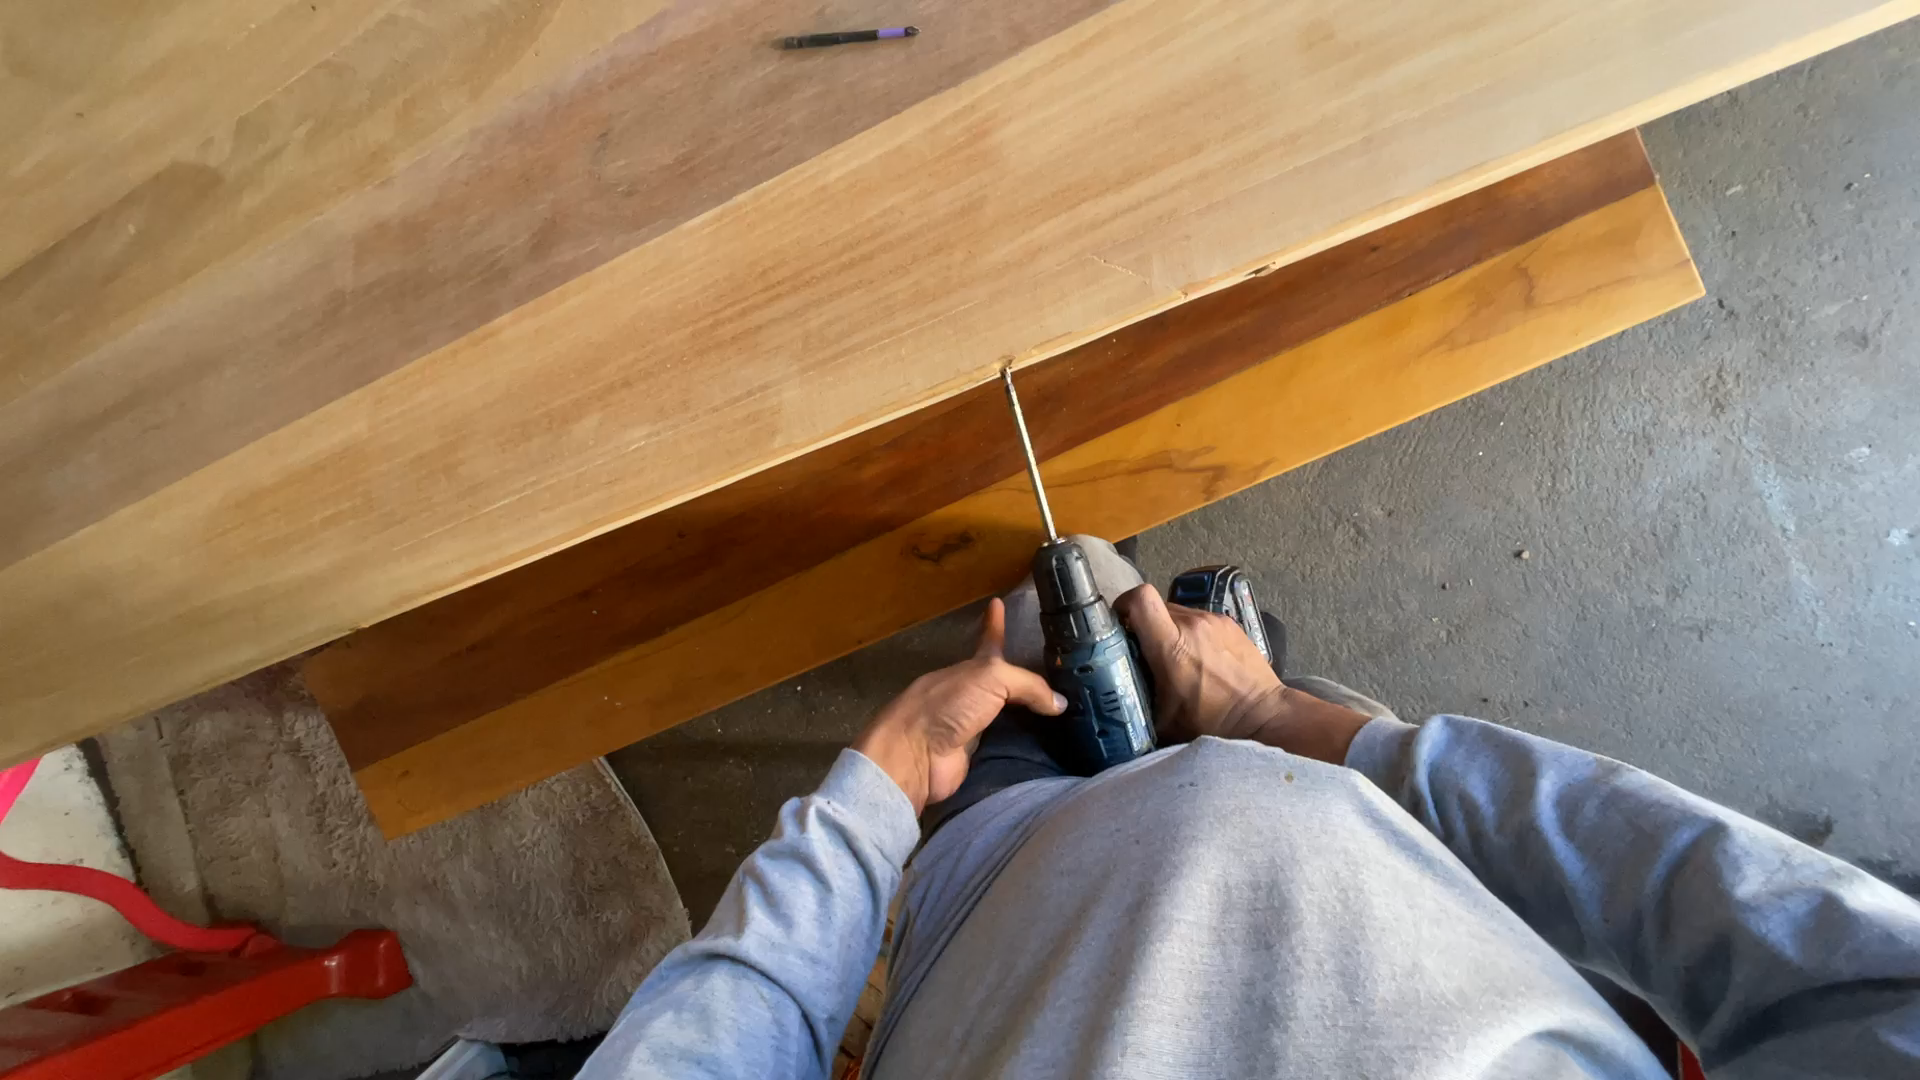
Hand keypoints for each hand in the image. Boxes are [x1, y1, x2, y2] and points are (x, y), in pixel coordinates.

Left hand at [853, 599, 1066, 813]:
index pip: (988, 642)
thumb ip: (1028, 685)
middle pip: (1002, 685)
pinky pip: (1005, 747)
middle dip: (1025, 682)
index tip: (998, 602)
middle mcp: (969, 695)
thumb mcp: (990, 678)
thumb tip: (1060, 704)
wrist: (916, 755)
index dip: (995, 624)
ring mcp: (970, 726)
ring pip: (1005, 717)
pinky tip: (1048, 748)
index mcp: (970, 669)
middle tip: (1059, 679)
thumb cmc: (947, 704)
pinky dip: (1023, 747)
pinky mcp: (973, 757)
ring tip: (1064, 714)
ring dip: (1028, 718)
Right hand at [1113, 584, 1369, 764]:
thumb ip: (1136, 702)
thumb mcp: (1163, 721)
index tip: (1119, 623)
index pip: (1140, 598)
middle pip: (1155, 606)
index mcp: (1172, 645)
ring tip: (1174, 657)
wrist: (1265, 718)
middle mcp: (1193, 624)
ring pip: (1177, 612)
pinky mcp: (1230, 623)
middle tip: (1144, 651)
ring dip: (1169, 629)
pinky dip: (1192, 633)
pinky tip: (1199, 658)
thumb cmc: (1213, 723)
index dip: (1124, 604)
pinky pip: (1199, 619)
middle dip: (1145, 624)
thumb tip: (1113, 700)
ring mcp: (1214, 620)